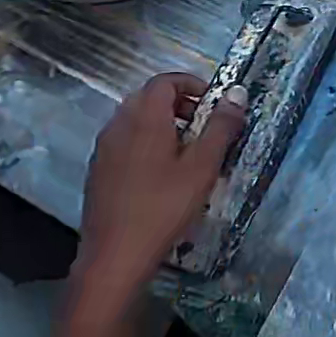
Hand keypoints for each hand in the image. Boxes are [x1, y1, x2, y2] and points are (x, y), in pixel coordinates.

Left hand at [75, 72, 246, 293]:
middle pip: (148, 97)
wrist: (115, 255)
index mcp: (144, 117)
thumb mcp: (203, 166)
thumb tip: (237, 93)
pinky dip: (146, 141)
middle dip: (179, 103)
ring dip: (163, 122)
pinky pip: (125, 140)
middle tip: (205, 126)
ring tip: (188, 151)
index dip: (191, 84)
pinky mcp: (98, 170)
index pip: (165, 81)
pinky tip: (162, 174)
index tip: (213, 104)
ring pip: (135, 119)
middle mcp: (118, 124)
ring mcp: (104, 148)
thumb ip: (221, 126)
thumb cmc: (164, 207)